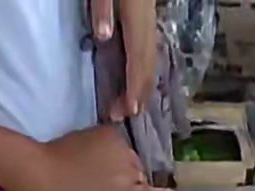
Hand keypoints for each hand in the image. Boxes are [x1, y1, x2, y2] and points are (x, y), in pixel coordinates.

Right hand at [18, 125, 173, 190]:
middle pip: (134, 165)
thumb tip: (111, 159)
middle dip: (123, 174)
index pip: (124, 149)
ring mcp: (127, 171)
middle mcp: (125, 150)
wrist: (47, 174)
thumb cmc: (57, 156)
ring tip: (104, 190)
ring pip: (137, 180)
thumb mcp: (84, 138)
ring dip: (128, 186)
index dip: (116, 161)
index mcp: (114, 133)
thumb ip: (102, 146)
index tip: (101, 167)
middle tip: (99, 182)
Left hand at [90, 0, 158, 119]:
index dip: (135, 87)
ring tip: (133, 107)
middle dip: (139, 93)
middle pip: (147, 64)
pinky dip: (145, 71)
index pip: (138, 58)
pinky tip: (139, 81)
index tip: (130, 110)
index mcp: (137, 16)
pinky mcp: (147, 16)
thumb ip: (103, 8)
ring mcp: (150, 19)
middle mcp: (148, 22)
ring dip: (143, 85)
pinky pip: (150, 51)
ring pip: (151, 59)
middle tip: (126, 116)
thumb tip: (103, 36)